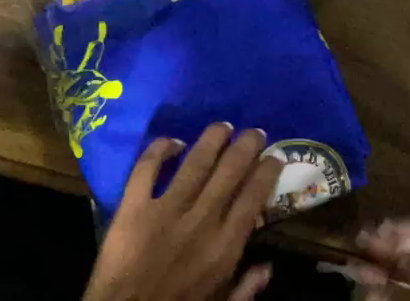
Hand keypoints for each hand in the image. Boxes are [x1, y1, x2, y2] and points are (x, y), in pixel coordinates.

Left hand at [84, 123, 283, 300]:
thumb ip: (245, 290)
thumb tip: (268, 267)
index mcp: (224, 246)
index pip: (254, 195)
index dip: (268, 170)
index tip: (276, 156)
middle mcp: (201, 220)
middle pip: (230, 169)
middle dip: (247, 145)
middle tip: (255, 132)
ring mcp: (165, 210)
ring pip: (195, 162)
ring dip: (212, 139)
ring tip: (223, 126)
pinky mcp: (133, 208)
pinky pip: (146, 169)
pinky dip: (160, 149)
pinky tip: (173, 141)